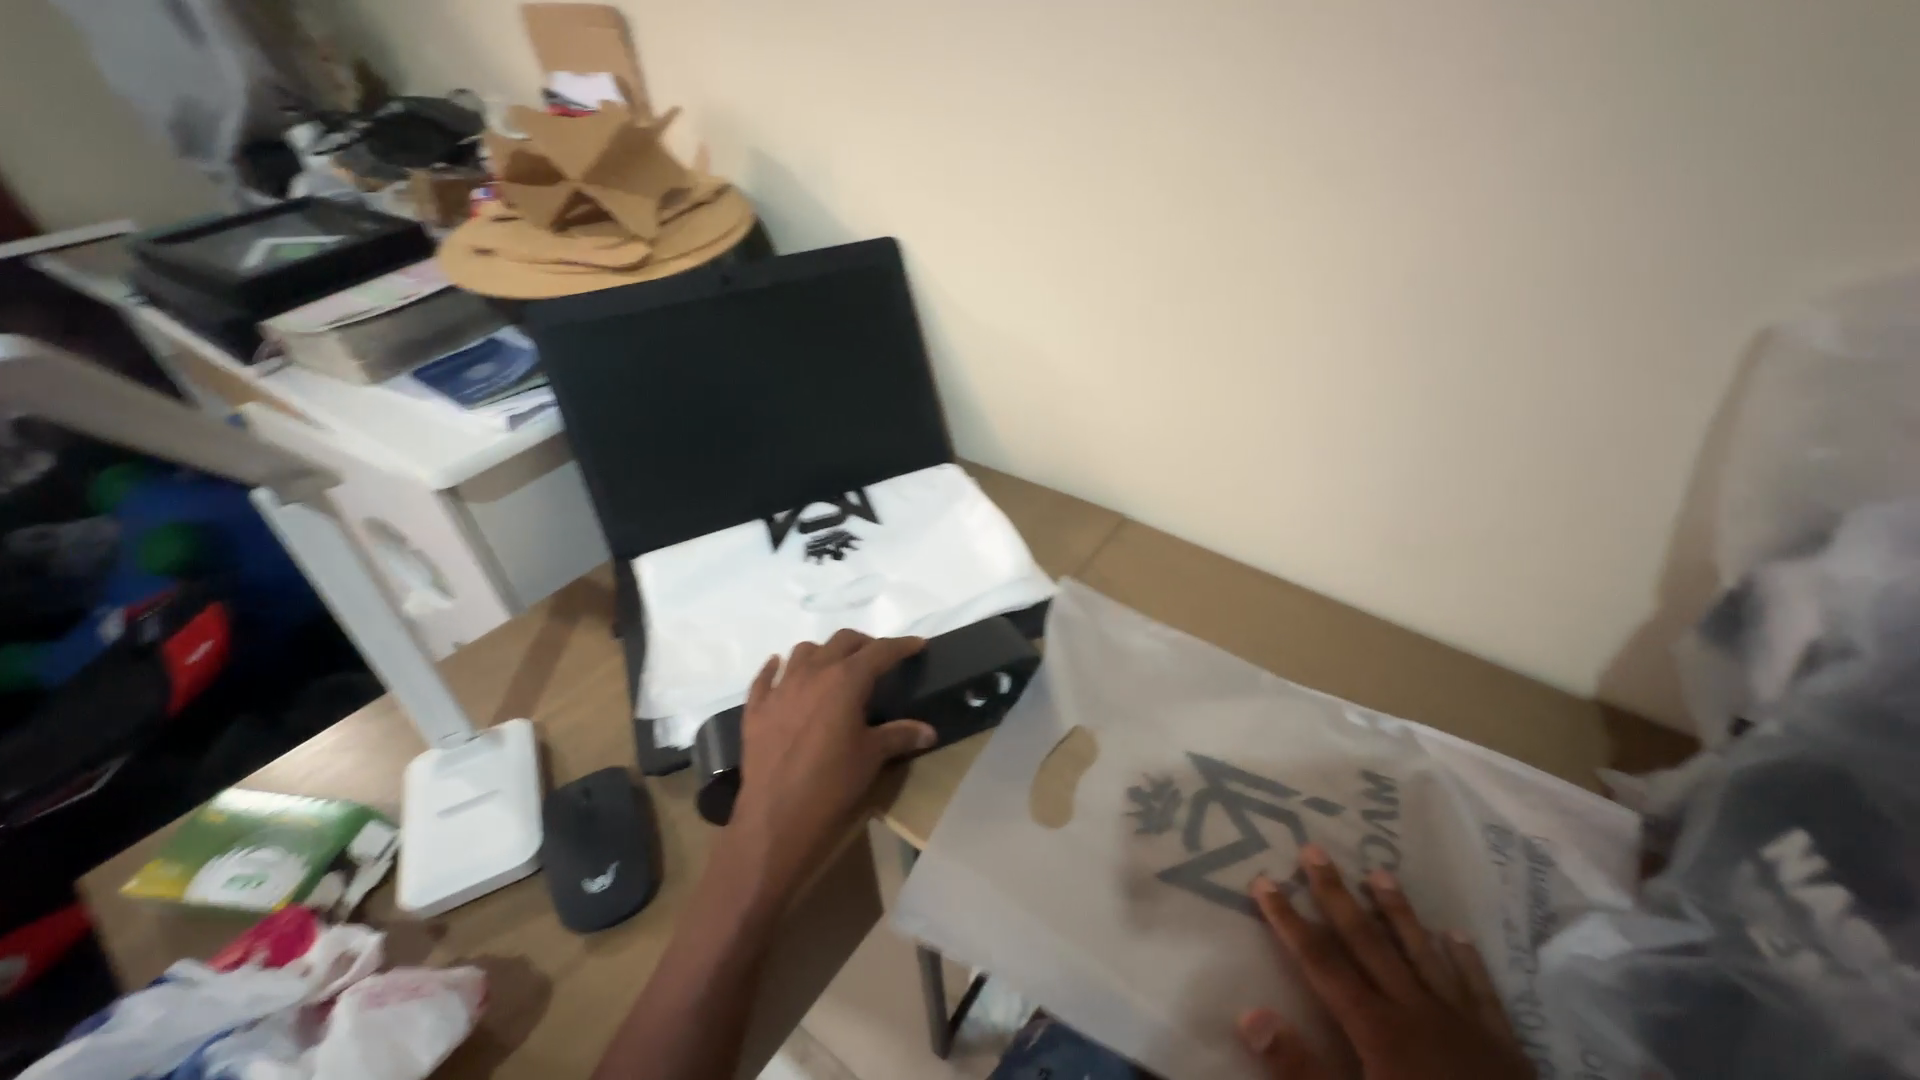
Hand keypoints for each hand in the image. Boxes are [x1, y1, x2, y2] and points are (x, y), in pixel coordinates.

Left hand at [722, 630, 935, 898]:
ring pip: (803, 652)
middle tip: (878, 659)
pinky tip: (780, 670)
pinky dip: (776, 668)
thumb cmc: (832, 785)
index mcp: (845, 681)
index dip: (901, 646)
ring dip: (823, 652)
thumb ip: (899, 736)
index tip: (917, 645)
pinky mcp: (756, 709)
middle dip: (864, 644)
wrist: (776, 818)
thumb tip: (928, 731)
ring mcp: (780, 689)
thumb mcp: (872, 758)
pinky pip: (765, 677)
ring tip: (834, 667)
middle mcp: (812, 673)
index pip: (879, 651)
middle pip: (841, 641)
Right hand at [1239, 845, 1532, 1079]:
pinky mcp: (1501, 1045)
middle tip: (1314, 850)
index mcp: (1376, 1028)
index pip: (1321, 962)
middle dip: (1336, 896)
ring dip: (1398, 913)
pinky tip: (1457, 936)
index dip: (1289, 921)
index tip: (1264, 881)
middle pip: (1368, 943)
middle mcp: (1415, 1011)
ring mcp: (1462, 1023)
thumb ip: (1300, 1068)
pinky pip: (1481, 993)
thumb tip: (1250, 1014)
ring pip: (1423, 954)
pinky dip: (1466, 962)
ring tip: (1379, 873)